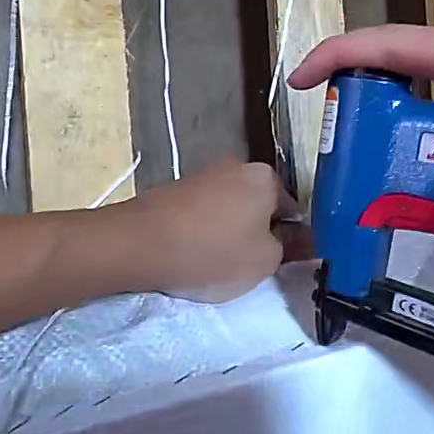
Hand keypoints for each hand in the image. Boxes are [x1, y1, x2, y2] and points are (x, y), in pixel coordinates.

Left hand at [110, 160, 294, 301]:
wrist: (140, 242)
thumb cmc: (213, 252)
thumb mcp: (265, 261)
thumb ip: (287, 247)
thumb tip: (289, 238)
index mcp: (266, 177)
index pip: (293, 211)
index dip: (292, 240)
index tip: (281, 264)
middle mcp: (237, 167)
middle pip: (260, 206)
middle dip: (258, 233)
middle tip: (251, 266)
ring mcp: (203, 175)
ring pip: (230, 210)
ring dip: (230, 233)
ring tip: (217, 263)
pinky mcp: (176, 188)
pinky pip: (203, 213)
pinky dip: (204, 232)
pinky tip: (194, 253)